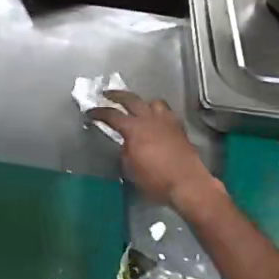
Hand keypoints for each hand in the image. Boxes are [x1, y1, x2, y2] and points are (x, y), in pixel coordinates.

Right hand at [88, 91, 220, 208]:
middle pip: (131, 99)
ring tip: (138, 108)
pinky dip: (158, 113)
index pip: (112, 115)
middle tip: (107, 94)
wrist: (187, 183)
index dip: (99, 112)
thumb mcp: (130, 168)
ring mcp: (167, 121)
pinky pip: (167, 113)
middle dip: (117, 95)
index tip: (90, 113)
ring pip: (153, 102)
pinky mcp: (179, 128)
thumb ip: (125, 150)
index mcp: (134, 128)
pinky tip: (156, 122)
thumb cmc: (155, 180)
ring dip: (142, 103)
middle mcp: (150, 119)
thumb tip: (126, 143)